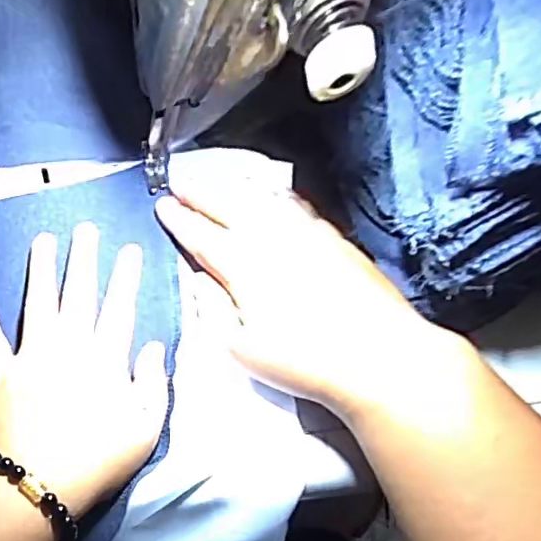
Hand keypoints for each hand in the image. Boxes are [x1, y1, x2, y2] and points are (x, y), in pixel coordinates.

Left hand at [0, 222, 168, 516]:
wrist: (36, 481)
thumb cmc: (97, 462)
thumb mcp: (145, 430)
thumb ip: (154, 385)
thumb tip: (154, 348)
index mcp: (106, 360)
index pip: (119, 308)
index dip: (125, 278)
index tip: (128, 250)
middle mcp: (68, 347)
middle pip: (78, 293)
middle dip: (83, 258)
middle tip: (86, 229)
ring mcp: (31, 357)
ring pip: (37, 302)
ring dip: (41, 269)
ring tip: (43, 240)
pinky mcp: (0, 373)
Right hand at [153, 177, 474, 419]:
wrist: (376, 355)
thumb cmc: (307, 360)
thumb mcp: (243, 348)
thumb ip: (215, 311)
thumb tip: (200, 285)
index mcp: (246, 268)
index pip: (203, 236)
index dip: (180, 220)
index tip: (164, 207)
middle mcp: (276, 242)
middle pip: (231, 207)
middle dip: (201, 192)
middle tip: (180, 180)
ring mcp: (308, 237)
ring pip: (264, 200)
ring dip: (236, 188)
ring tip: (220, 181)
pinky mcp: (334, 242)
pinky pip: (295, 206)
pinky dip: (275, 196)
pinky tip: (273, 197)